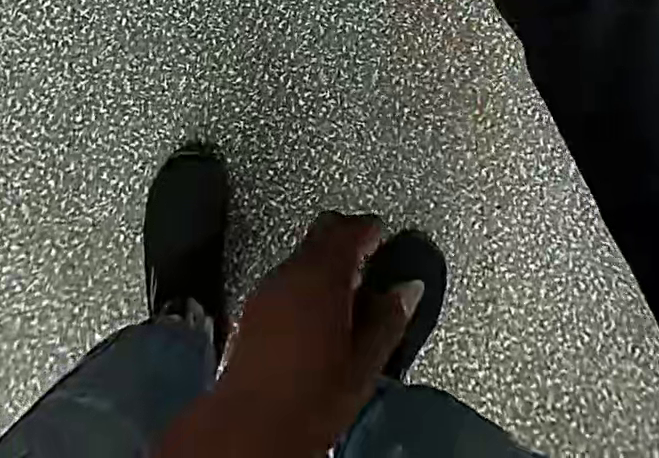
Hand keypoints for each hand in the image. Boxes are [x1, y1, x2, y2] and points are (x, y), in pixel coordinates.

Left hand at [157, 213, 421, 457]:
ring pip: (302, 254)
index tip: (383, 235)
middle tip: (368, 256)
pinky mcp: (252, 307)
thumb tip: (409, 289)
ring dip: (324, 262)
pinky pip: (286, 276)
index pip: (349, 228)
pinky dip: (305, 280)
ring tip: (346, 292)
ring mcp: (267, 287)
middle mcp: (291, 271)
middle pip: (322, 231)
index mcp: (322, 275)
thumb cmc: (313, 399)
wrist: (249, 429)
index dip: (370, 227)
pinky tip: (316, 313)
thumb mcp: (363, 364)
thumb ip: (388, 319)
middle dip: (346, 237)